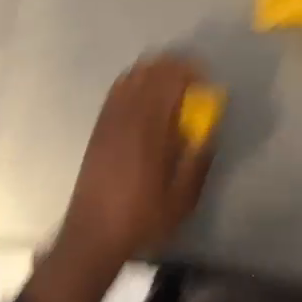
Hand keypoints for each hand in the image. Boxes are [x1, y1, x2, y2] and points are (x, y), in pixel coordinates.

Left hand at [24, 53, 210, 301]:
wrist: (93, 234)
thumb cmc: (142, 218)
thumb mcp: (182, 197)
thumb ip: (198, 160)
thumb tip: (209, 131)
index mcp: (150, 130)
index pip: (170, 81)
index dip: (190, 72)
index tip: (206, 81)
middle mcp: (127, 117)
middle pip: (150, 71)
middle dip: (174, 67)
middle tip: (193, 78)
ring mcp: (109, 120)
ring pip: (132, 76)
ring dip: (154, 71)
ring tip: (171, 83)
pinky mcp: (98, 127)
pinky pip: (117, 91)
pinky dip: (135, 82)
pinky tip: (146, 95)